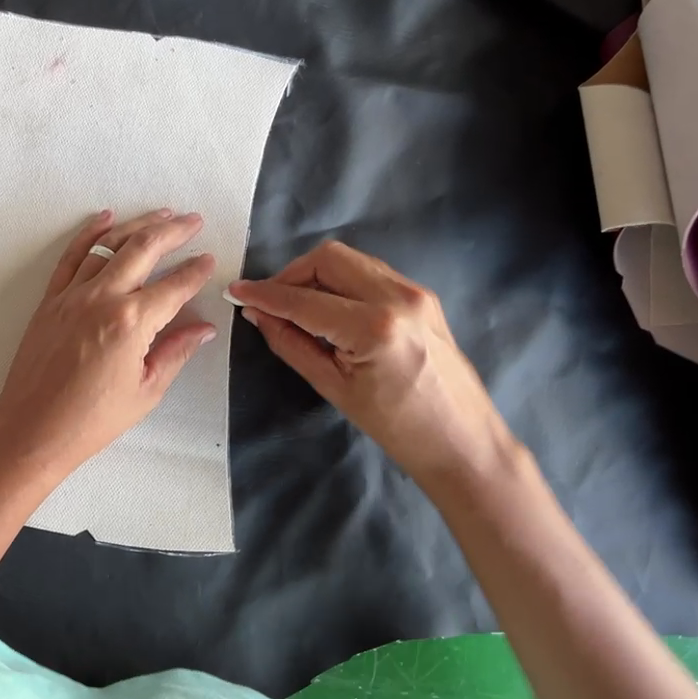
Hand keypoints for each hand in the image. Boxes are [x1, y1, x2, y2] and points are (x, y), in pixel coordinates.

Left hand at [0, 208, 218, 484]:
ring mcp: (72, 296)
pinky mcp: (50, 301)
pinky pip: (71, 257)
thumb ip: (175, 352)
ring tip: (160, 214)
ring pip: (109, 245)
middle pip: (144, 250)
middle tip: (194, 220)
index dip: (196, 271)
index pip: (174, 286)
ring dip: (137, 226)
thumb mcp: (146, 391)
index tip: (209, 260)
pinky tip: (105, 219)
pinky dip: (89, 234)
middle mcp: (102, 298)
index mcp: (132, 322)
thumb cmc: (92, 420)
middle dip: (173, 231)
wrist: (32, 429)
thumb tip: (203, 329)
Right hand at [228, 241, 516, 482]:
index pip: (303, 299)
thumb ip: (290, 343)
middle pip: (327, 258)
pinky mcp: (422, 296)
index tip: (236, 291)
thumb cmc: (394, 426)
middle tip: (270, 302)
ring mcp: (415, 292)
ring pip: (349, 260)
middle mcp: (397, 298)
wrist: (461, 440)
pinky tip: (329, 309)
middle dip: (290, 275)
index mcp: (372, 328)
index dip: (264, 294)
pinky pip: (369, 272)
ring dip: (315, 275)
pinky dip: (340, 282)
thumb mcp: (332, 387)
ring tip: (297, 306)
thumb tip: (258, 314)